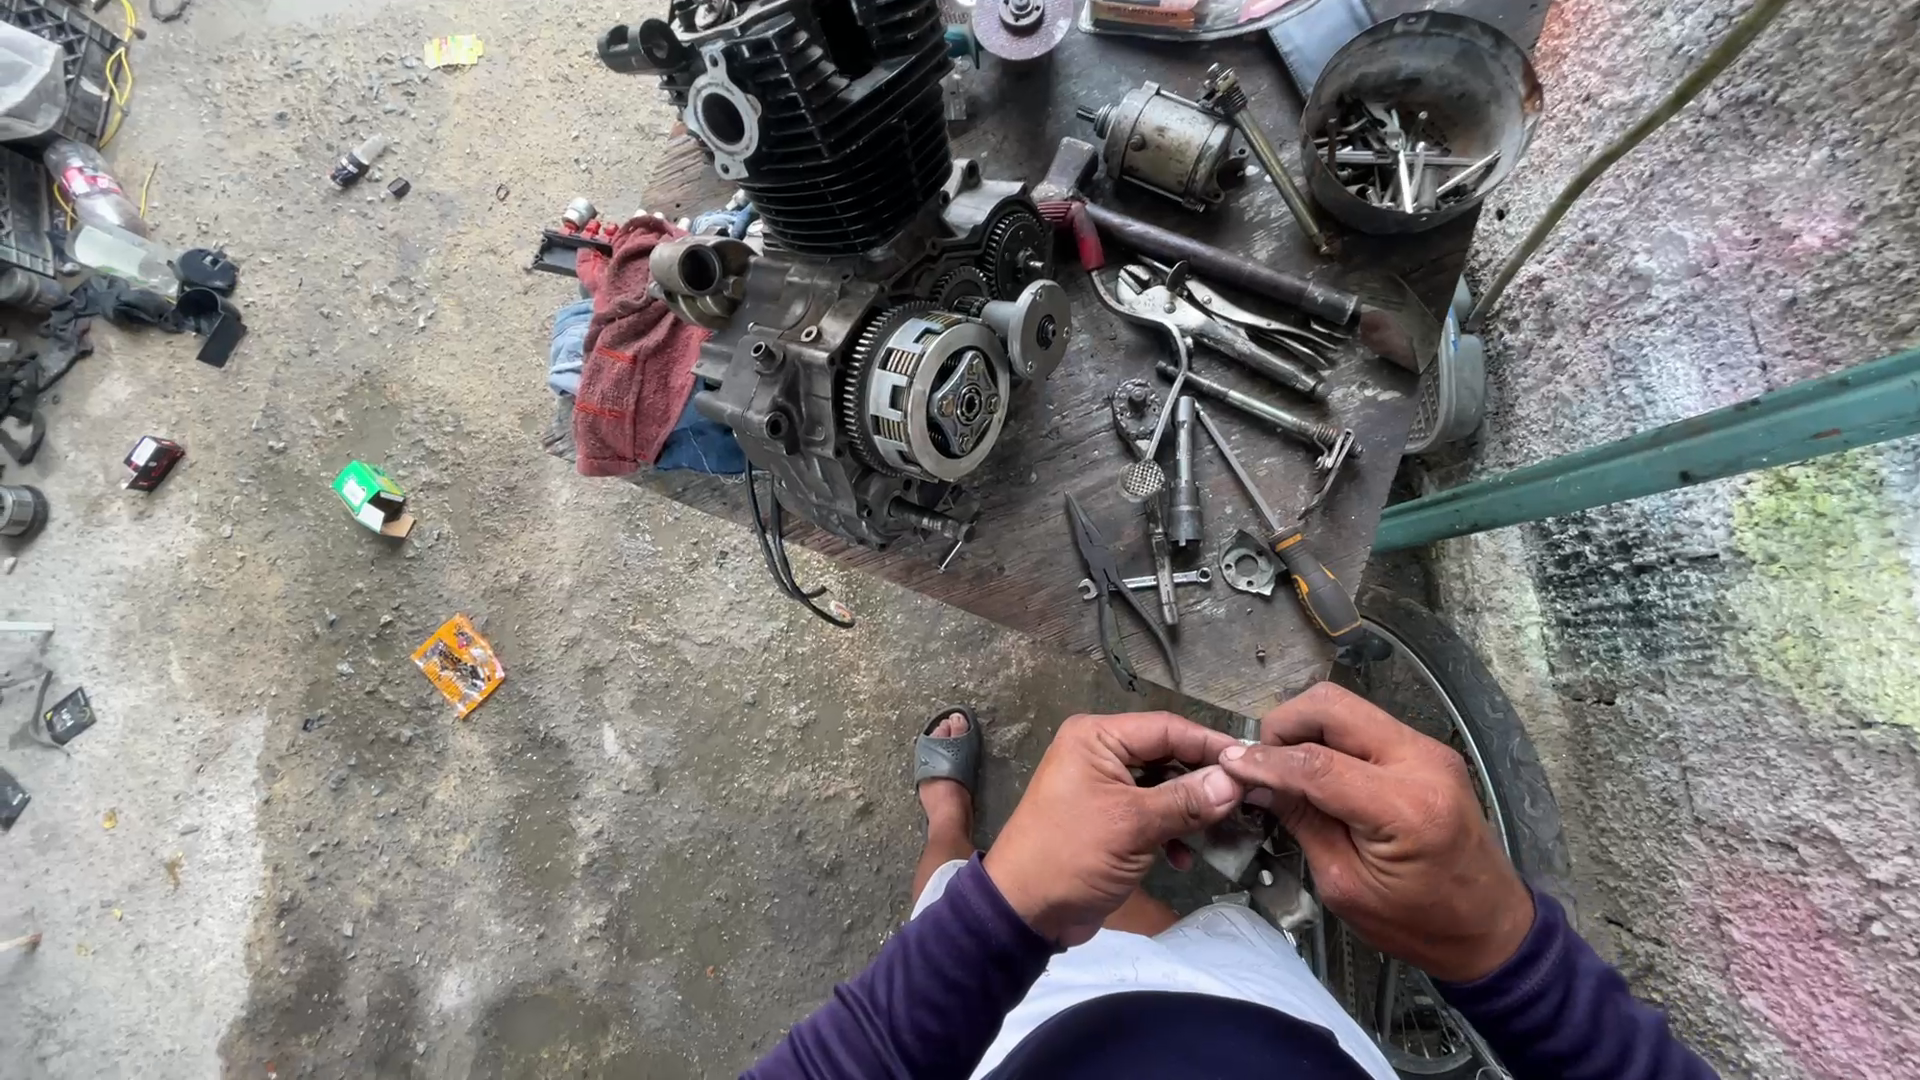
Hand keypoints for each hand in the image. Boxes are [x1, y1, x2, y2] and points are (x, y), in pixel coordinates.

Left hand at [984, 712, 1242, 946]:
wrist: (1025, 909)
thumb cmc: (1071, 854)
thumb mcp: (1132, 825)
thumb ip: (1185, 801)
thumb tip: (1234, 782)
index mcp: (1096, 737)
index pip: (1165, 727)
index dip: (1209, 744)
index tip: (1251, 763)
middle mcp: (1099, 752)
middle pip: (1166, 754)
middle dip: (1202, 779)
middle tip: (1246, 798)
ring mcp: (1104, 785)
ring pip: (1162, 785)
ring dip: (1189, 809)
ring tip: (1221, 829)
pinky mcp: (1109, 817)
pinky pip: (1151, 812)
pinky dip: (1170, 830)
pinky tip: (1183, 857)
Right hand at [1218, 683, 1533, 981]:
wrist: (1492, 930)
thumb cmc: (1419, 924)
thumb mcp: (1344, 884)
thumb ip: (1300, 822)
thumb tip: (1253, 782)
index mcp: (1406, 808)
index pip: (1316, 762)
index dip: (1264, 760)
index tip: (1228, 765)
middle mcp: (1420, 762)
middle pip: (1329, 705)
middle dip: (1282, 725)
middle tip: (1262, 763)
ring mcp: (1425, 748)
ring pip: (1342, 704)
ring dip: (1301, 726)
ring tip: (1284, 765)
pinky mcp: (1422, 748)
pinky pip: (1358, 720)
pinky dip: (1323, 734)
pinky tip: (1312, 768)